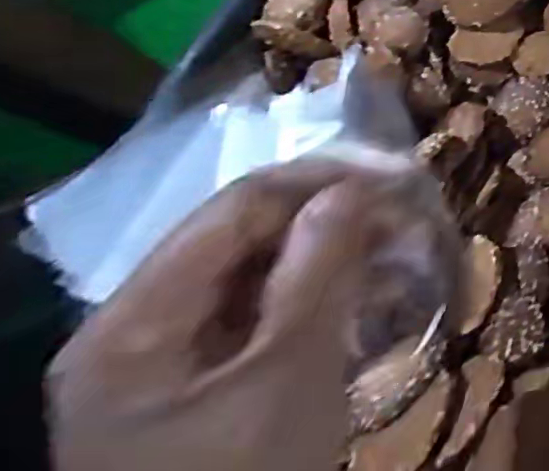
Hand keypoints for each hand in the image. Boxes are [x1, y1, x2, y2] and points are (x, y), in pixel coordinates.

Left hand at [46, 160, 443, 470]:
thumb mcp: (289, 372)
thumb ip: (317, 270)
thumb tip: (355, 186)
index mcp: (134, 322)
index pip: (238, 207)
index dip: (323, 179)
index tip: (403, 176)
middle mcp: (143, 320)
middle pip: (251, 231)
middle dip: (339, 213)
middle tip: (414, 211)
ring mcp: (173, 347)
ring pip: (268, 261)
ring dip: (342, 245)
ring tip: (409, 243)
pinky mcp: (209, 368)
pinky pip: (273, 299)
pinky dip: (330, 282)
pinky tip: (380, 283)